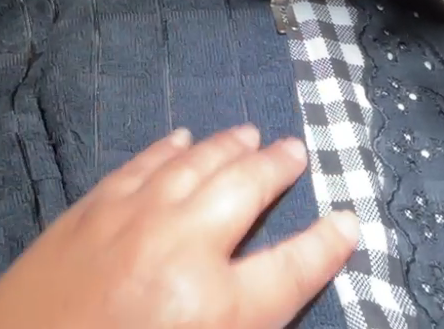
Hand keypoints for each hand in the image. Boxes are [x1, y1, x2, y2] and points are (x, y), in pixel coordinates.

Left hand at [0, 125, 358, 328]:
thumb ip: (236, 320)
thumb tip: (259, 291)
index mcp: (214, 308)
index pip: (290, 269)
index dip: (325, 245)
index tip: (349, 220)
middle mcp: (181, 247)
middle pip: (244, 193)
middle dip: (276, 169)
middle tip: (297, 148)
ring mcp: (134, 216)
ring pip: (194, 164)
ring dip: (226, 146)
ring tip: (250, 133)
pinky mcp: (94, 204)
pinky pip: (142, 164)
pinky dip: (167, 148)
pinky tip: (181, 137)